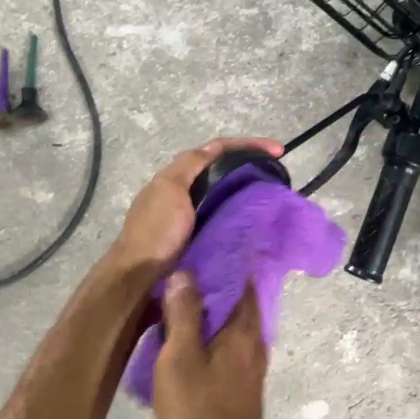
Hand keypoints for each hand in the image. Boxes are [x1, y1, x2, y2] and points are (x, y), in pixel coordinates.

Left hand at [113, 137, 283, 270]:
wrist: (141, 273)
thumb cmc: (157, 230)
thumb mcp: (171, 189)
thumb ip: (190, 165)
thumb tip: (213, 147)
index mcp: (179, 175)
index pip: (218, 149)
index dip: (248, 145)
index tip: (278, 150)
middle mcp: (185, 189)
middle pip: (223, 168)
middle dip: (250, 164)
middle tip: (276, 171)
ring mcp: (191, 212)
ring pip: (224, 190)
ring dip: (247, 186)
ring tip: (271, 192)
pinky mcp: (198, 233)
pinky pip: (224, 213)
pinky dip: (240, 208)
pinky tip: (254, 215)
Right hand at [150, 272, 269, 418]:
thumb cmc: (197, 413)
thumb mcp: (179, 359)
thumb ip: (183, 314)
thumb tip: (186, 272)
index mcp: (245, 332)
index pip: (242, 282)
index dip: (223, 263)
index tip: (199, 247)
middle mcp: (254, 345)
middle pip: (235, 305)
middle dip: (211, 287)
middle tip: (179, 271)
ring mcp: (249, 368)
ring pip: (228, 328)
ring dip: (206, 315)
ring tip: (173, 303)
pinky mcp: (238, 388)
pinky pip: (223, 349)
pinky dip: (206, 338)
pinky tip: (181, 342)